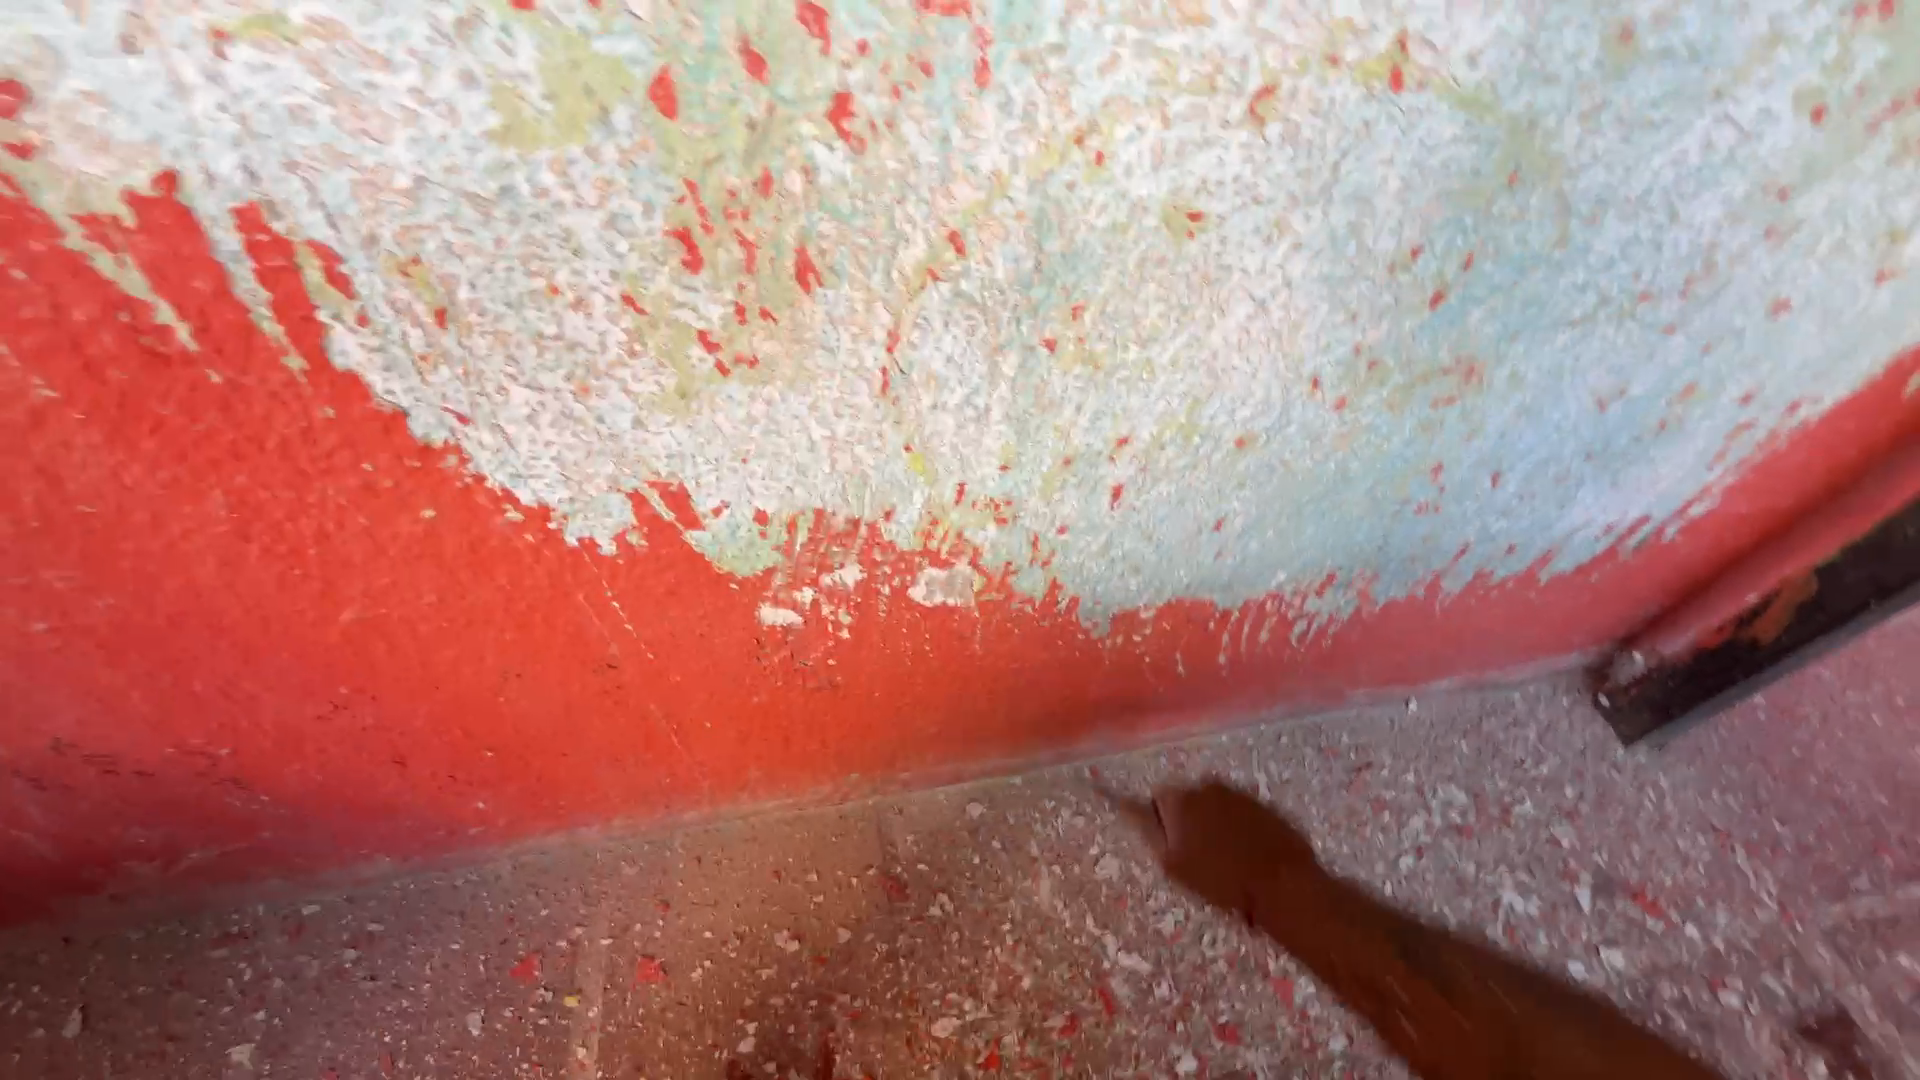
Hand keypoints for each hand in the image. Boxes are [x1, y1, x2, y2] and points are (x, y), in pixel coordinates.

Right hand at [1142, 779, 1322, 914]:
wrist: (1284, 886)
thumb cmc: (1222, 883)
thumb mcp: (1174, 866)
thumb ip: (1150, 832)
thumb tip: (1127, 807)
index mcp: (1180, 799)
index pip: (1157, 799)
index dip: (1161, 822)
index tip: (1171, 844)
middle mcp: (1206, 785)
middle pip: (1187, 799)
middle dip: (1189, 820)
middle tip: (1198, 855)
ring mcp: (1238, 791)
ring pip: (1215, 804)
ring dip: (1214, 821)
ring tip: (1226, 856)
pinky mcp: (1264, 803)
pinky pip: (1240, 809)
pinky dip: (1239, 824)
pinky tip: (1248, 851)